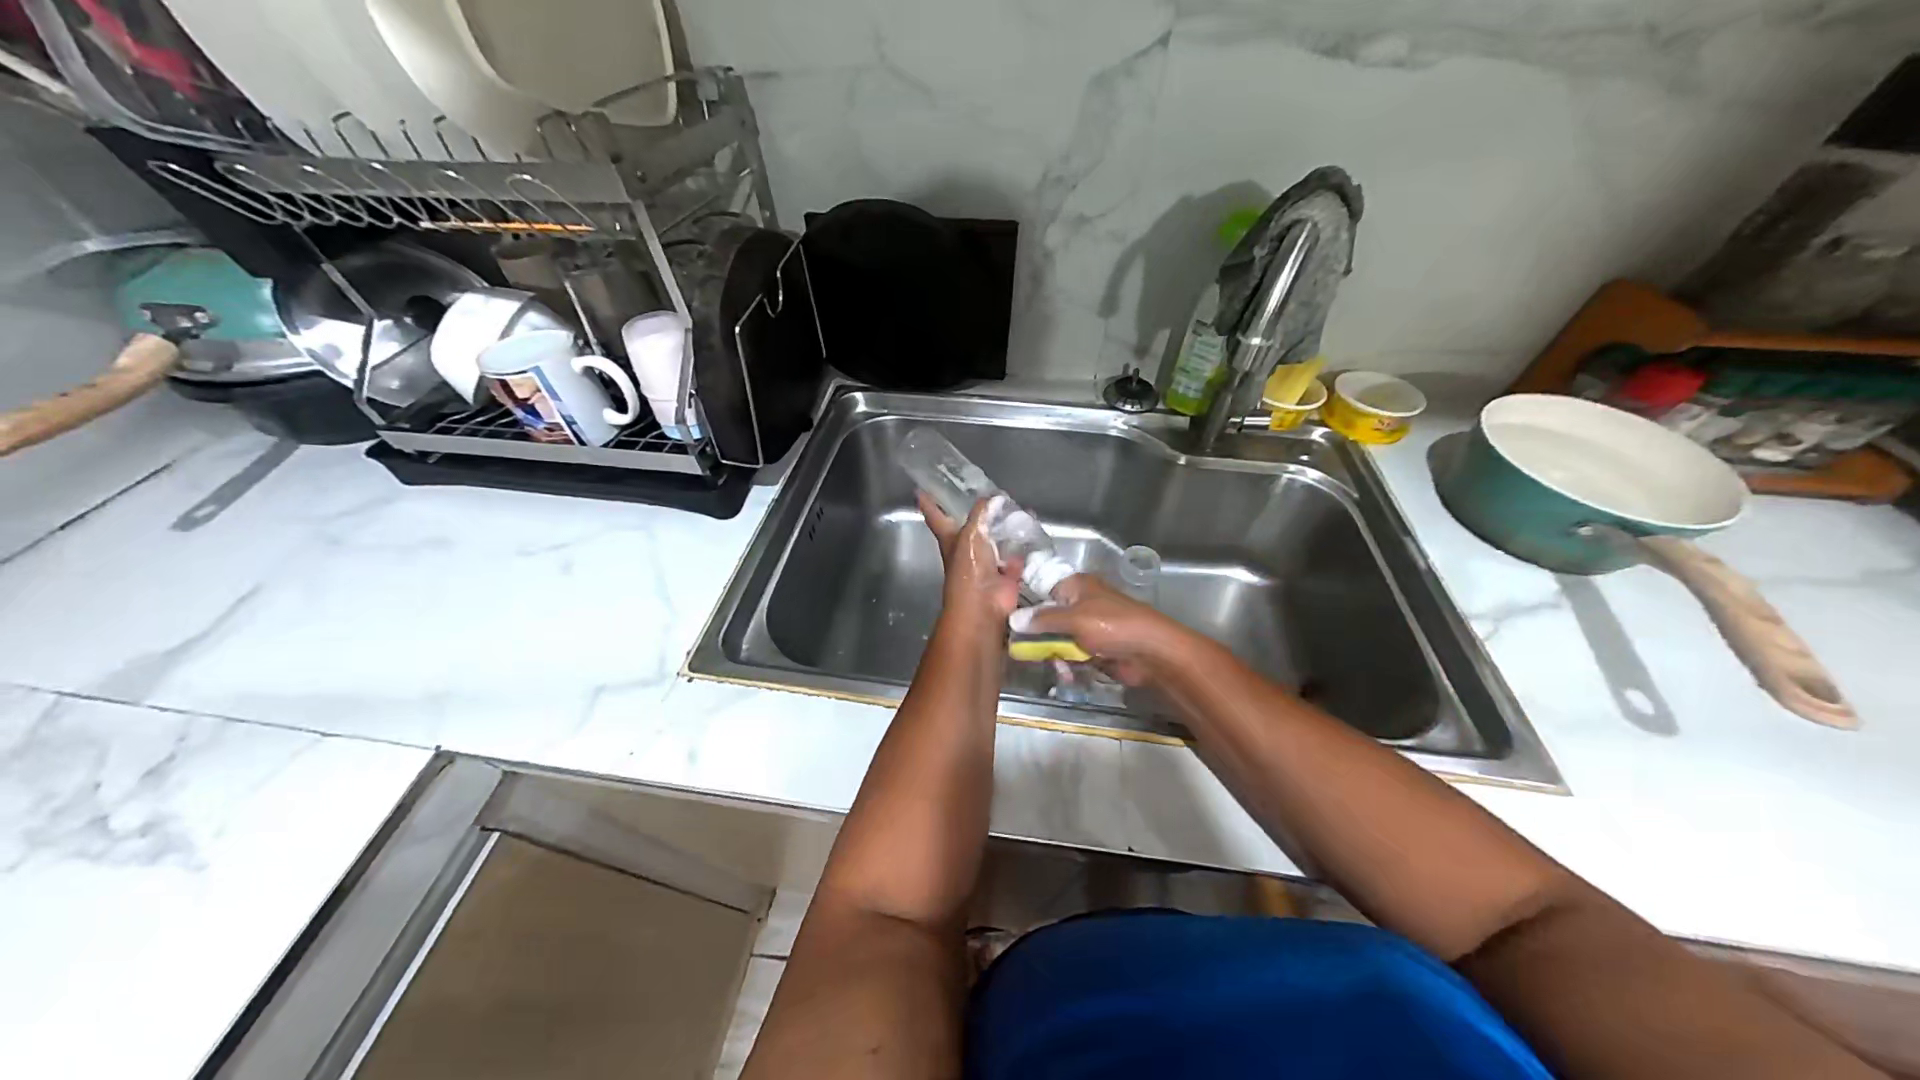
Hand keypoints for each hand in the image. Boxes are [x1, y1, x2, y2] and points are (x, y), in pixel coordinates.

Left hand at [919, 493, 1022, 621]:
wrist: (984, 604)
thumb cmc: (968, 568)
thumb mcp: (971, 534)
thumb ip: (982, 514)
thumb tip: (994, 497)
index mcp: (950, 539)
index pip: (935, 516)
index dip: (928, 504)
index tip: (920, 491)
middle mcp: (966, 549)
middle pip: (970, 526)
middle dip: (979, 513)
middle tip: (990, 494)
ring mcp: (986, 562)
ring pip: (996, 539)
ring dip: (1006, 527)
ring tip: (1018, 508)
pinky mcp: (1006, 572)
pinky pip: (1016, 554)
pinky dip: (1023, 545)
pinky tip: (1031, 529)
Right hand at [1009, 573, 1187, 683]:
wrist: (1151, 653)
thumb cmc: (1112, 626)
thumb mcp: (1073, 619)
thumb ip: (1042, 620)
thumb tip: (1012, 619)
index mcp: (1076, 586)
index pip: (1041, 591)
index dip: (1027, 607)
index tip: (1011, 625)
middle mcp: (1080, 603)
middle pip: (1047, 619)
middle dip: (1040, 638)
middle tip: (1028, 652)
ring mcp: (1088, 627)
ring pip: (1057, 640)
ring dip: (1054, 654)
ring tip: (1057, 666)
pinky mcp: (1094, 648)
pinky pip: (1071, 654)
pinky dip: (1068, 664)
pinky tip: (1067, 673)